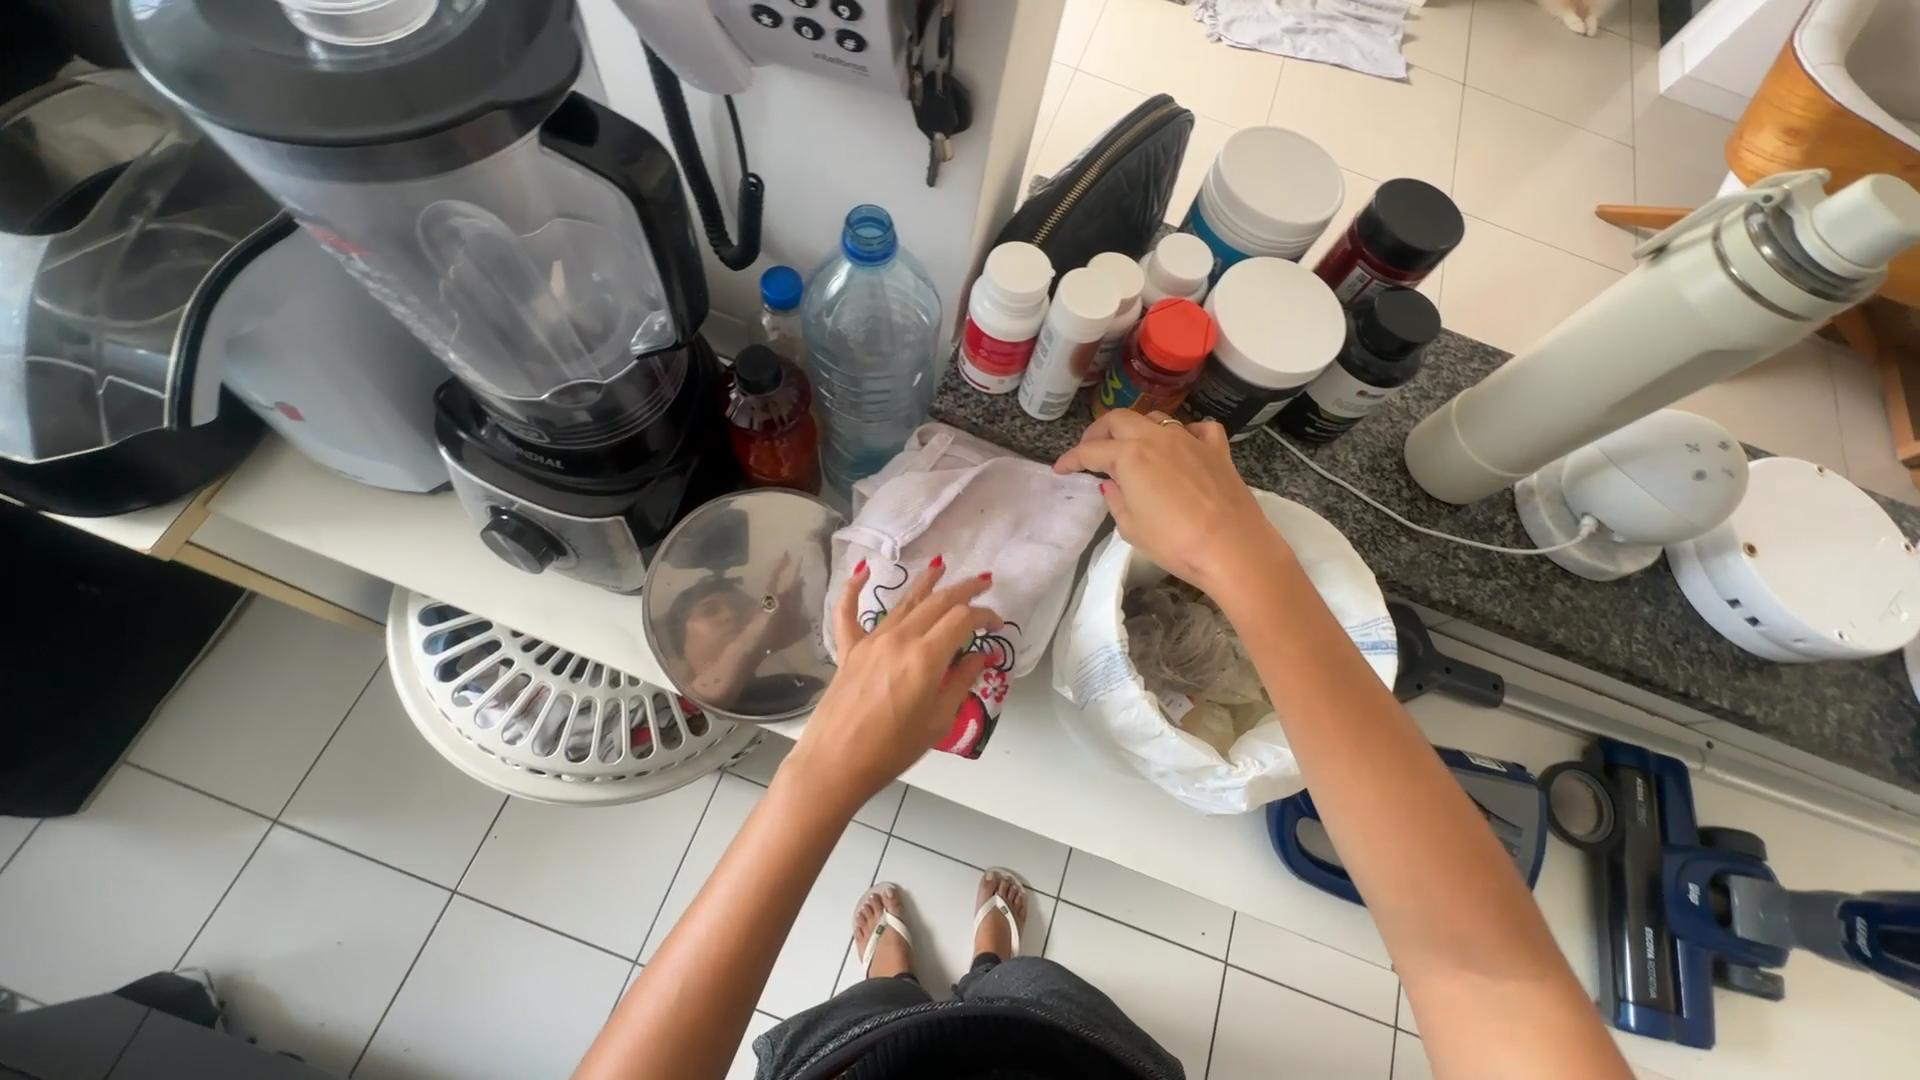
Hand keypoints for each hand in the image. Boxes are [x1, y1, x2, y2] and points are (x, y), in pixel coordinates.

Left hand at [783, 561, 1000, 810]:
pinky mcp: (849, 650)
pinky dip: (854, 588)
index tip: (997, 624)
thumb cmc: (893, 749)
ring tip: (942, 566)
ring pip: (904, 602)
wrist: (836, 763)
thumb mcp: (938, 720)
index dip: (985, 616)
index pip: (963, 620)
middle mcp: (900, 638)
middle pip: (938, 603)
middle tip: (983, 583)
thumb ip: (961, 682)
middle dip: (964, 590)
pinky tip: (863, 570)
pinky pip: (848, 612)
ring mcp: (871, 641)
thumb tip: (981, 656)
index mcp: (927, 656)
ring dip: (926, 583)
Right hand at [1054, 410, 1291, 597]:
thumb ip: (1116, 500)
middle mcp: (1157, 437)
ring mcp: (1189, 439)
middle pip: (1120, 419)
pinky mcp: (1216, 449)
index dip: (1071, 459)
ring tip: (1131, 447)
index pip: (1091, 451)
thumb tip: (1111, 484)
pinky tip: (1182, 446)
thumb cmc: (1174, 542)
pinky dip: (1184, 433)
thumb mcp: (1131, 528)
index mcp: (1129, 456)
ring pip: (1155, 418)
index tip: (1060, 468)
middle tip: (1090, 449)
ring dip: (1137, 428)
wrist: (1232, 548)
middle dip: (1099, 431)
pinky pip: (1197, 428)